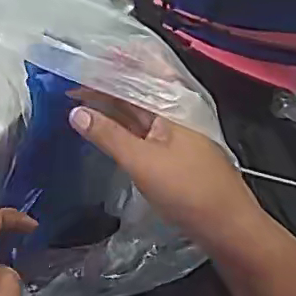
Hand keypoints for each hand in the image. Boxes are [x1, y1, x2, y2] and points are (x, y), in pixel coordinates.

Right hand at [66, 88, 271, 255]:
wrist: (229, 230)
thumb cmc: (188, 190)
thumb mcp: (142, 161)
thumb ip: (107, 135)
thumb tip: (75, 112)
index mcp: (172, 106)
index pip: (135, 77)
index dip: (106, 70)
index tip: (75, 66)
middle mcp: (174, 115)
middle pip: (133, 94)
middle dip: (102, 88)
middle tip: (66, 85)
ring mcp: (172, 136)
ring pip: (134, 114)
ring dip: (108, 108)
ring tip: (75, 102)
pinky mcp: (170, 156)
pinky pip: (138, 132)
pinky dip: (117, 127)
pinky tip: (100, 129)